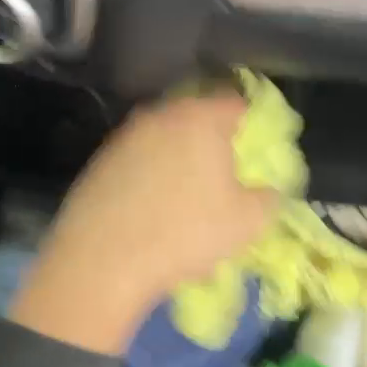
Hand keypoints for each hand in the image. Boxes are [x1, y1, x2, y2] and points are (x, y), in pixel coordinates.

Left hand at [9, 94, 277, 353]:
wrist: (102, 263)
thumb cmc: (187, 233)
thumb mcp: (249, 222)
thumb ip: (267, 197)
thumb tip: (266, 191)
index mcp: (202, 119)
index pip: (237, 103)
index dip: (252, 123)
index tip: (257, 149)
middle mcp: (161, 117)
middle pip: (197, 118)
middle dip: (213, 140)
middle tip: (226, 172)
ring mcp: (125, 138)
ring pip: (166, 140)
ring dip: (180, 159)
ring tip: (190, 196)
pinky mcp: (99, 164)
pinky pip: (140, 162)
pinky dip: (152, 178)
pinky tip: (156, 212)